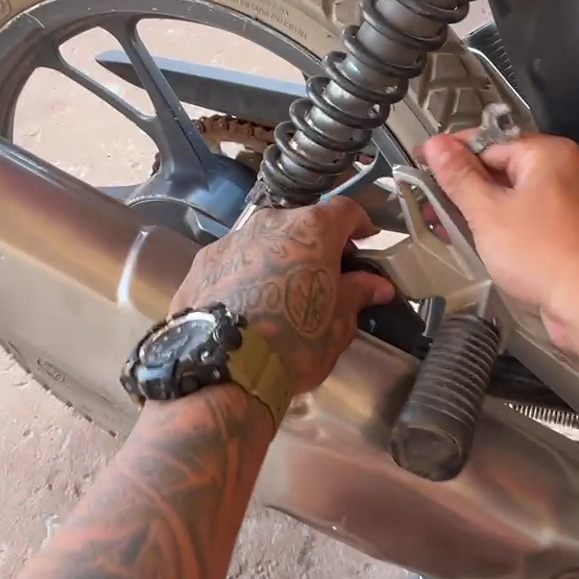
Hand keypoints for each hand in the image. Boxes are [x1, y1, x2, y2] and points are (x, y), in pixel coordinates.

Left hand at [171, 198, 396, 397]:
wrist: (224, 368)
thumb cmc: (294, 342)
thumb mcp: (338, 324)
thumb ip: (357, 294)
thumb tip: (377, 285)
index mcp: (312, 230)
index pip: (345, 211)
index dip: (358, 226)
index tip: (363, 242)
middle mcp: (270, 223)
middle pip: (302, 224)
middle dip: (316, 245)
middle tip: (324, 276)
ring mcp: (231, 239)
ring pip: (265, 240)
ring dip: (278, 257)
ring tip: (281, 292)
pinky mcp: (202, 262)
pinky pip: (235, 259)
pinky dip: (247, 272)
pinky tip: (246, 302)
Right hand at [420, 132, 578, 343]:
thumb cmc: (540, 252)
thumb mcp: (487, 212)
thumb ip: (459, 177)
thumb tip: (436, 144)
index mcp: (546, 153)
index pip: (487, 141)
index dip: (450, 154)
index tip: (420, 163)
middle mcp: (559, 170)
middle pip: (498, 167)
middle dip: (459, 185)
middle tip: (425, 199)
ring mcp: (563, 201)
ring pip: (507, 194)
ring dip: (473, 207)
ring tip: (438, 221)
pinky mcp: (562, 229)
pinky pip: (520, 216)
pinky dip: (495, 223)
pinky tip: (467, 236)